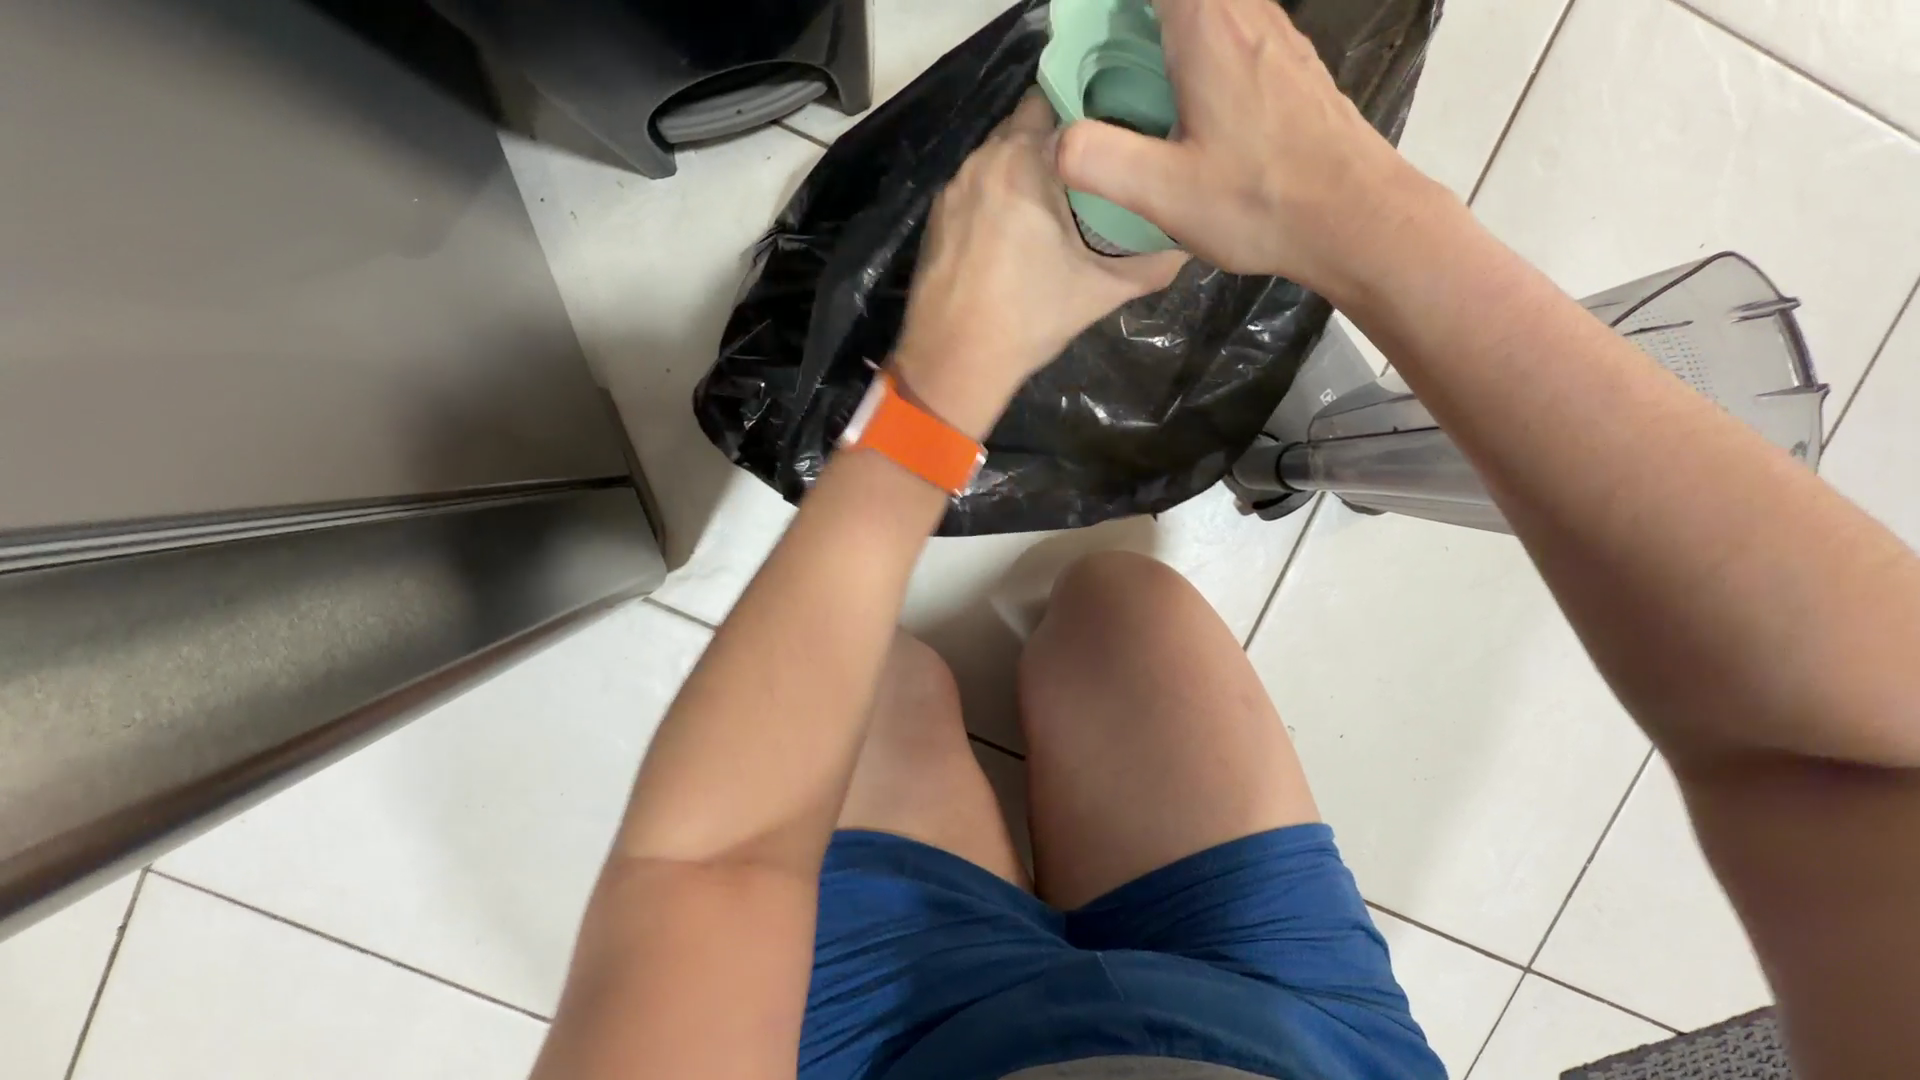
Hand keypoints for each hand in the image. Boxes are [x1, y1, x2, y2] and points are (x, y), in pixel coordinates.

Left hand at [892, 93, 1189, 439]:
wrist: (954, 361)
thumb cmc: (1029, 319)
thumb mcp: (1100, 291)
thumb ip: (1152, 264)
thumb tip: (1190, 245)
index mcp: (1024, 161)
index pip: (1058, 99)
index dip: (1089, 114)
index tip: (1114, 136)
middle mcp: (983, 160)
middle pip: (1025, 123)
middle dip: (1057, 141)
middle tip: (1091, 171)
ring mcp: (954, 188)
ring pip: (997, 155)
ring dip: (1024, 168)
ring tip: (1057, 200)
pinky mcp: (936, 217)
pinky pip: (975, 186)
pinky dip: (997, 194)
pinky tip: (1015, 229)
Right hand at [1055, 0, 1442, 296]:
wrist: (1358, 220)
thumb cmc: (1260, 202)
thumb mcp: (1163, 193)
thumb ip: (1097, 160)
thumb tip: (1057, 140)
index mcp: (1207, 28)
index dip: (1114, 4)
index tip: (1093, 24)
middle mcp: (1247, 13)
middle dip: (1138, 16)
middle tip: (1107, 49)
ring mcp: (1279, 35)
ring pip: (1216, 6)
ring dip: (1171, 25)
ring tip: (1138, 69)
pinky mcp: (1295, 64)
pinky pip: (1239, 25)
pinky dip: (1203, 38)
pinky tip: (1191, 95)